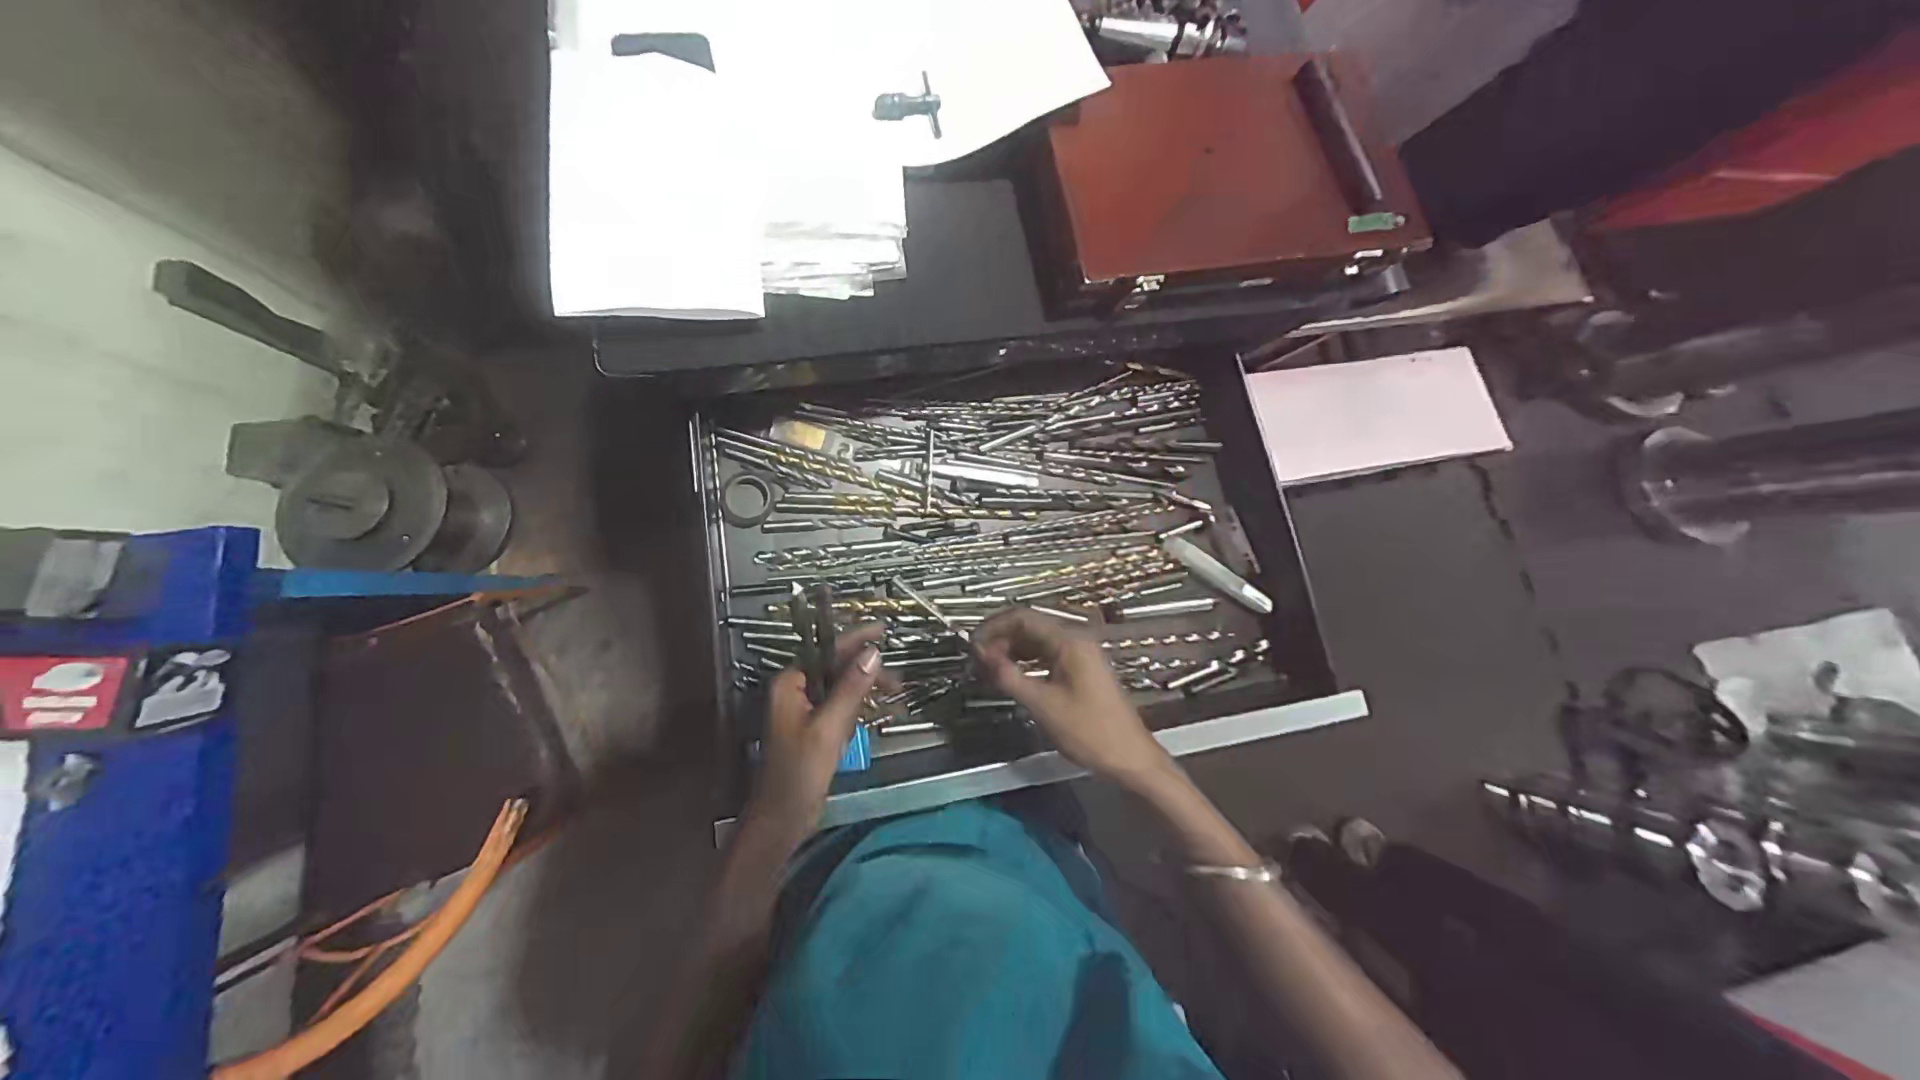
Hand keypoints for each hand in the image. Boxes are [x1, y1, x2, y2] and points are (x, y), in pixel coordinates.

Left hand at [747, 623, 885, 836]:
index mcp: (790, 684)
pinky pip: (838, 709)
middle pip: (834, 669)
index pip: (826, 651)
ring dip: (863, 692)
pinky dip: (855, 710)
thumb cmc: (800, 771)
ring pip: (840, 689)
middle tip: (896, 680)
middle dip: (865, 672)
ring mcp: (803, 712)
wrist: (783, 817)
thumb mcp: (829, 726)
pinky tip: (868, 719)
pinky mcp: (812, 730)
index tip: (882, 630)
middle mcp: (794, 692)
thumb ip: (851, 688)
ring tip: (892, 696)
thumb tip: (873, 653)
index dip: (856, 639)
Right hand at [975, 608, 1173, 785]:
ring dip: (1012, 650)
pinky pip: (1047, 655)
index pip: (1023, 617)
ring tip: (988, 669)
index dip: (993, 627)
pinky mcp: (1081, 669)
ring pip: (1037, 641)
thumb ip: (1008, 675)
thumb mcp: (1041, 704)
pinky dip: (1026, 661)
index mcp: (1069, 641)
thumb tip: (980, 654)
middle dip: (1001, 638)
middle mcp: (1076, 639)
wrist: (1129, 758)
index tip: (972, 645)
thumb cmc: (1087, 731)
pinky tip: (1011, 676)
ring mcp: (1080, 654)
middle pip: (1030, 626)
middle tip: (977, 660)